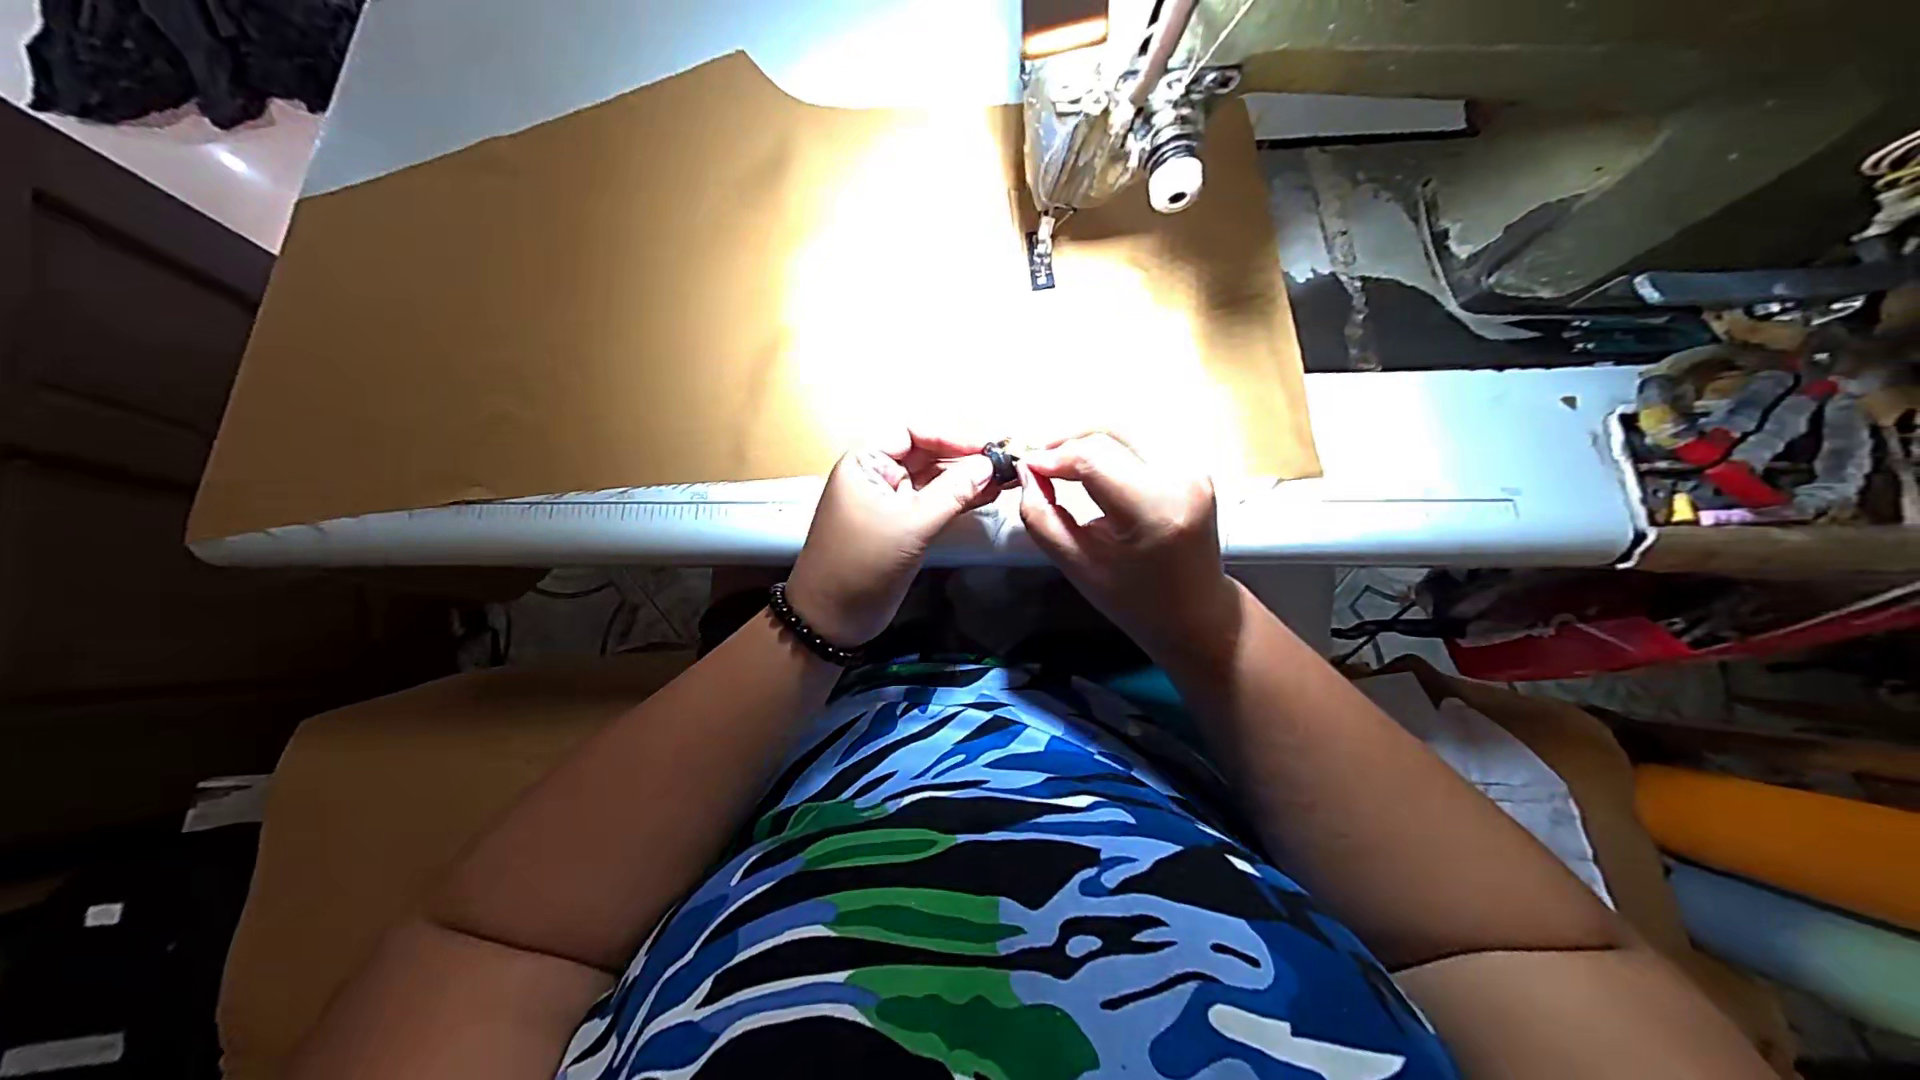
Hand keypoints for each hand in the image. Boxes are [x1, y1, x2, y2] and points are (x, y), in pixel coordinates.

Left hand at [785, 428, 997, 645]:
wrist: (832, 619)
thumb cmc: (862, 565)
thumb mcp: (911, 525)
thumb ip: (953, 492)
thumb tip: (989, 465)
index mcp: (865, 463)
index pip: (912, 431)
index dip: (950, 435)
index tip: (987, 447)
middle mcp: (877, 475)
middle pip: (926, 452)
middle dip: (964, 457)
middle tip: (1004, 463)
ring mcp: (890, 501)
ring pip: (933, 478)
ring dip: (966, 478)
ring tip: (1004, 479)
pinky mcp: (902, 525)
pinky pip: (934, 502)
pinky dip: (959, 499)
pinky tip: (987, 496)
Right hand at [1018, 432, 1240, 664]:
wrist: (1195, 611)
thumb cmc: (1137, 599)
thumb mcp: (1077, 566)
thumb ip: (1041, 517)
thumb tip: (1027, 473)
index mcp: (1154, 510)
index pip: (1092, 458)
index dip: (1051, 457)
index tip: (1026, 466)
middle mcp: (1181, 479)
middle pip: (1109, 435)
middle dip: (1066, 443)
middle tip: (1038, 463)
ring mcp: (1193, 469)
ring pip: (1126, 429)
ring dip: (1087, 441)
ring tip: (1059, 462)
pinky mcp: (1193, 466)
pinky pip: (1142, 440)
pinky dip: (1110, 446)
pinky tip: (1090, 464)